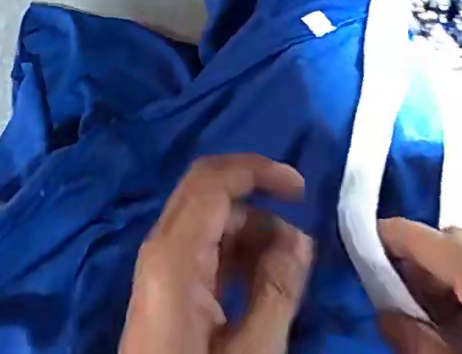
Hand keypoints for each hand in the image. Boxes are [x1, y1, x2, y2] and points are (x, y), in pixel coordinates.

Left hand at [121, 155, 315, 353]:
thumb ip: (277, 290)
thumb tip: (299, 236)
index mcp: (174, 254)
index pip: (212, 180)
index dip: (256, 170)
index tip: (300, 188)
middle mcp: (161, 247)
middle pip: (207, 192)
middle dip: (256, 195)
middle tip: (300, 212)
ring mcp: (160, 268)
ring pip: (207, 219)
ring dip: (250, 227)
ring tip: (292, 261)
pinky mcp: (166, 290)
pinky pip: (203, 248)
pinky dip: (236, 251)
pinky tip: (266, 277)